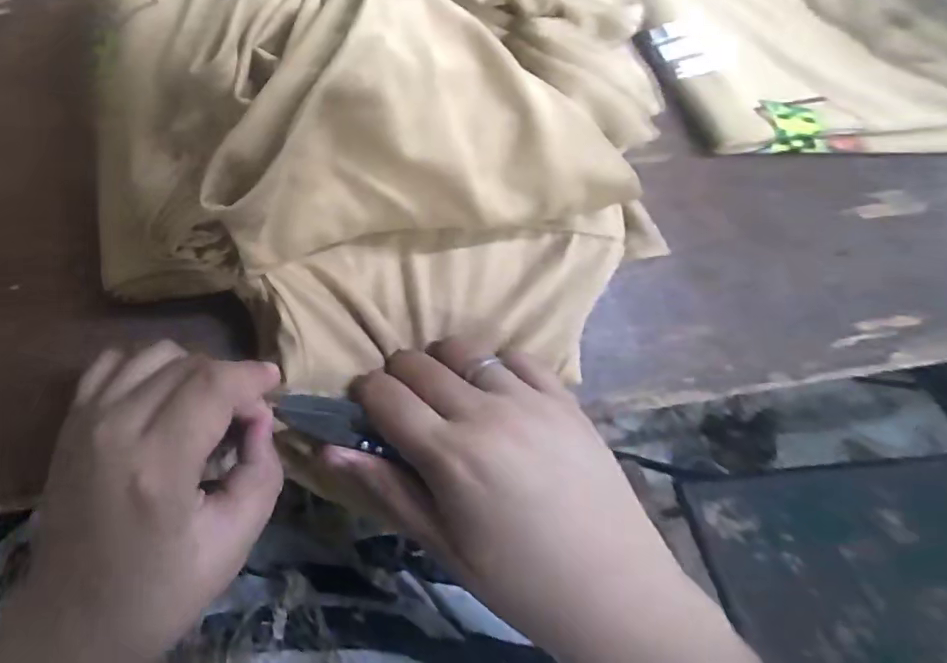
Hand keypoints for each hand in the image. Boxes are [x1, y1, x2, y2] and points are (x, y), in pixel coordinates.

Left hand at [0, 342, 283, 662]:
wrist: (72, 619)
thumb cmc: (156, 593)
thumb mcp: (229, 548)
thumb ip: (260, 475)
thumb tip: (261, 417)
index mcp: (158, 466)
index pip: (213, 385)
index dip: (250, 375)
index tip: (273, 382)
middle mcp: (117, 427)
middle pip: (187, 363)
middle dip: (227, 376)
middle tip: (244, 411)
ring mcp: (87, 417)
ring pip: (153, 352)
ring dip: (190, 367)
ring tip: (204, 405)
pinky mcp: (70, 418)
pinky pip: (114, 360)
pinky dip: (145, 365)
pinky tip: (159, 394)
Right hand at [320, 338, 755, 662]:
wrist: (621, 598)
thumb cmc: (519, 580)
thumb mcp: (443, 545)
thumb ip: (384, 487)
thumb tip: (324, 449)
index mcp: (450, 456)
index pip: (382, 393)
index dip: (365, 395)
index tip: (369, 412)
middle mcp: (485, 415)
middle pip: (414, 361)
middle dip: (398, 378)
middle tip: (409, 411)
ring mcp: (529, 401)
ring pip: (460, 348)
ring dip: (442, 365)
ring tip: (451, 397)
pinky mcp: (564, 399)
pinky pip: (514, 355)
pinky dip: (494, 366)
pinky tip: (498, 397)